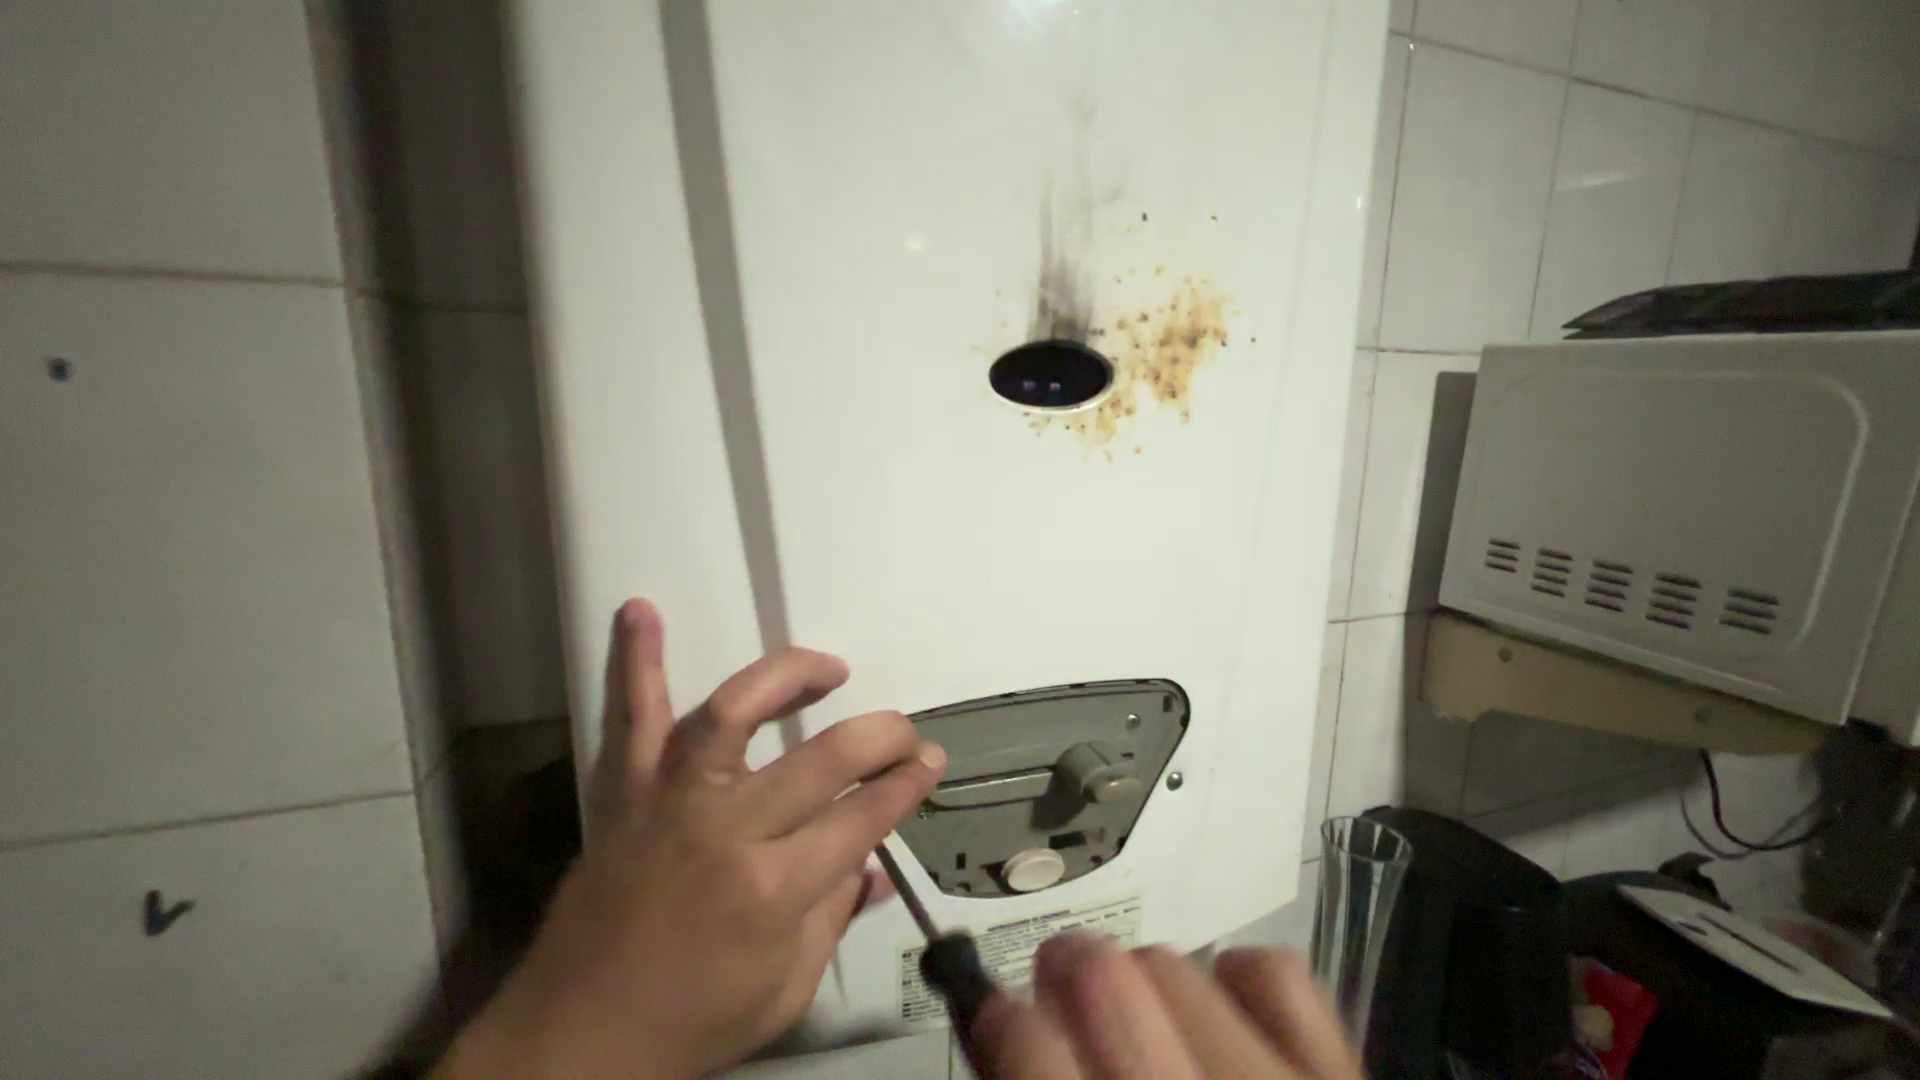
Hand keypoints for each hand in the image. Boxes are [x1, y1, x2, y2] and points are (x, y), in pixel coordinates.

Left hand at [436, 599, 946, 1079]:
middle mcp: (727, 831)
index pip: (862, 817)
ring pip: (732, 713)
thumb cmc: (687, 1026)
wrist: (572, 1043)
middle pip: (820, 758)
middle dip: (878, 734)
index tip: (929, 762)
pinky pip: (633, 718)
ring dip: (786, 677)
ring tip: (826, 666)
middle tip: (903, 728)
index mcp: (773, 890)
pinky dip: (637, 661)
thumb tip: (877, 865)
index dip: (905, 785)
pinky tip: (641, 610)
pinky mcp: (626, 793)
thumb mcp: (783, 992)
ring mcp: (672, 801)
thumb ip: (833, 918)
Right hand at [971, 934, 1362, 1079]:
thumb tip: (1003, 1029)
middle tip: (1060, 993)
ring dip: (1145, 984)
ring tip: (1146, 1024)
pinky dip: (1238, 982)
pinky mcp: (1342, 1078)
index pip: (1025, 1041)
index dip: (999, 1021)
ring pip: (1174, 967)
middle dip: (1065, 971)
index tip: (1000, 1019)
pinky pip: (1276, 977)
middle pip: (1102, 978)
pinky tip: (1221, 1024)